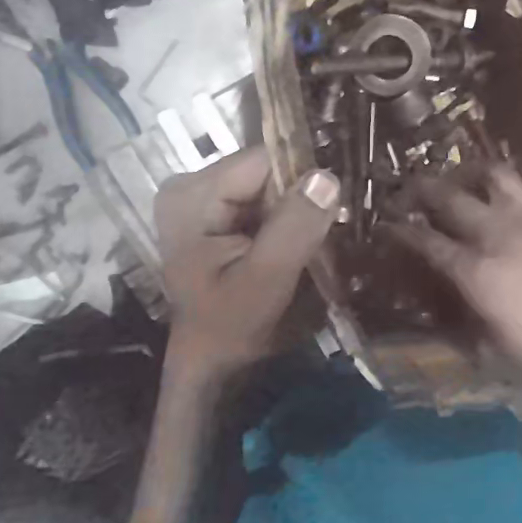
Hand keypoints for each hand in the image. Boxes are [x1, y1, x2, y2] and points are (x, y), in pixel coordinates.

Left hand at [155, 146, 340, 380]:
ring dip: (294, 212)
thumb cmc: (231, 326)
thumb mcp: (266, 280)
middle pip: (266, 172)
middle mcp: (190, 185)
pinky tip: (293, 245)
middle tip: (321, 237)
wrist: (209, 360)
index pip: (263, 162)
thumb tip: (326, 177)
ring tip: (310, 244)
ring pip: (268, 187)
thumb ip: (294, 227)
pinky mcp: (214, 214)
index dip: (302, 183)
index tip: (331, 214)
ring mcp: (201, 199)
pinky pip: (262, 202)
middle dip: (298, 200)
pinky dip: (283, 220)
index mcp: (191, 195)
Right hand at [388, 167, 521, 431]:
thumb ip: (466, 327)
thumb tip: (448, 308)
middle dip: (421, 189)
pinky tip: (504, 203)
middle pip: (450, 196)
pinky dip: (503, 189)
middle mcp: (500, 234)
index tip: (383, 223)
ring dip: (467, 174)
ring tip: (458, 181)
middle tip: (406, 190)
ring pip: (492, 176)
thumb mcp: (500, 358)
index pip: (425, 241)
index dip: (399, 230)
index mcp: (478, 273)